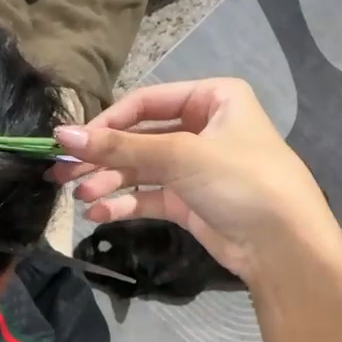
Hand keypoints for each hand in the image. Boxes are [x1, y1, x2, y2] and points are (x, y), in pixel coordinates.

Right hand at [49, 78, 341, 283]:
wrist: (281, 243)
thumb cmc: (240, 180)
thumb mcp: (180, 156)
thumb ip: (119, 147)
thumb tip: (62, 135)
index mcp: (212, 98)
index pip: (145, 103)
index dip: (106, 123)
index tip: (70, 144)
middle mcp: (202, 127)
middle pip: (138, 137)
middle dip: (101, 157)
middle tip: (60, 174)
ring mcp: (194, 167)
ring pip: (139, 169)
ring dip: (108, 182)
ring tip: (82, 198)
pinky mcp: (187, 202)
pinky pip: (147, 197)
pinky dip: (123, 205)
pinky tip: (100, 214)